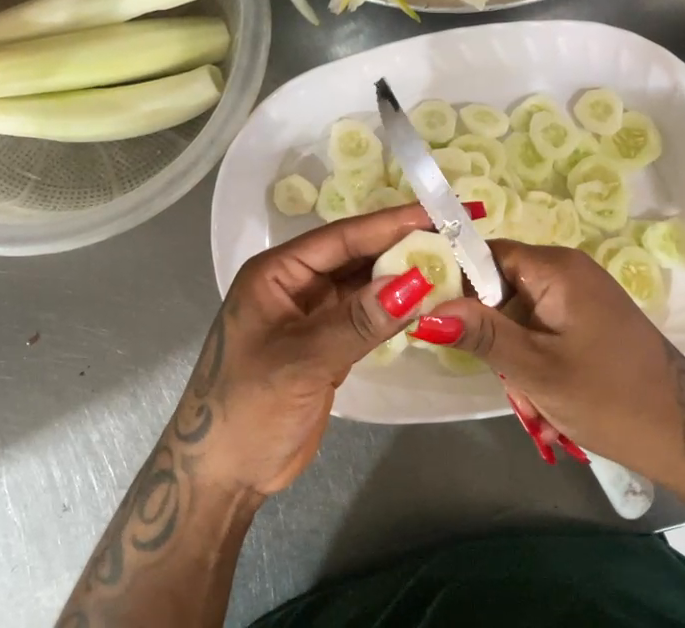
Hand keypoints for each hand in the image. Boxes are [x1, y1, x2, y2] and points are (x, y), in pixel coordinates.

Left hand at [174, 205, 436, 495]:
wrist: (225, 472)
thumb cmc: (248, 408)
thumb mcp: (303, 360)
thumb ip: (359, 320)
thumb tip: (417, 280)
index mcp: (277, 273)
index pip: (342, 237)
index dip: (392, 223)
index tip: (441, 212)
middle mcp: (295, 285)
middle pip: (356, 256)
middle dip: (404, 246)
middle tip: (460, 236)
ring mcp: (311, 315)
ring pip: (365, 285)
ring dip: (404, 278)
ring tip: (456, 264)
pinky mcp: (327, 345)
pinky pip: (367, 315)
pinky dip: (395, 310)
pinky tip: (429, 303)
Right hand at [421, 239, 684, 480]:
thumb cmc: (610, 399)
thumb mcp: (535, 369)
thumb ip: (480, 333)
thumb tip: (423, 307)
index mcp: (557, 268)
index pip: (484, 253)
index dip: (456, 283)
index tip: (438, 322)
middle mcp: (569, 270)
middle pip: (500, 285)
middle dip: (491, 332)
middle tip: (504, 378)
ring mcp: (583, 296)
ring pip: (519, 313)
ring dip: (513, 354)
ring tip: (530, 397)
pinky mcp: (590, 320)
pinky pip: (543, 327)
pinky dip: (535, 358)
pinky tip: (546, 394)